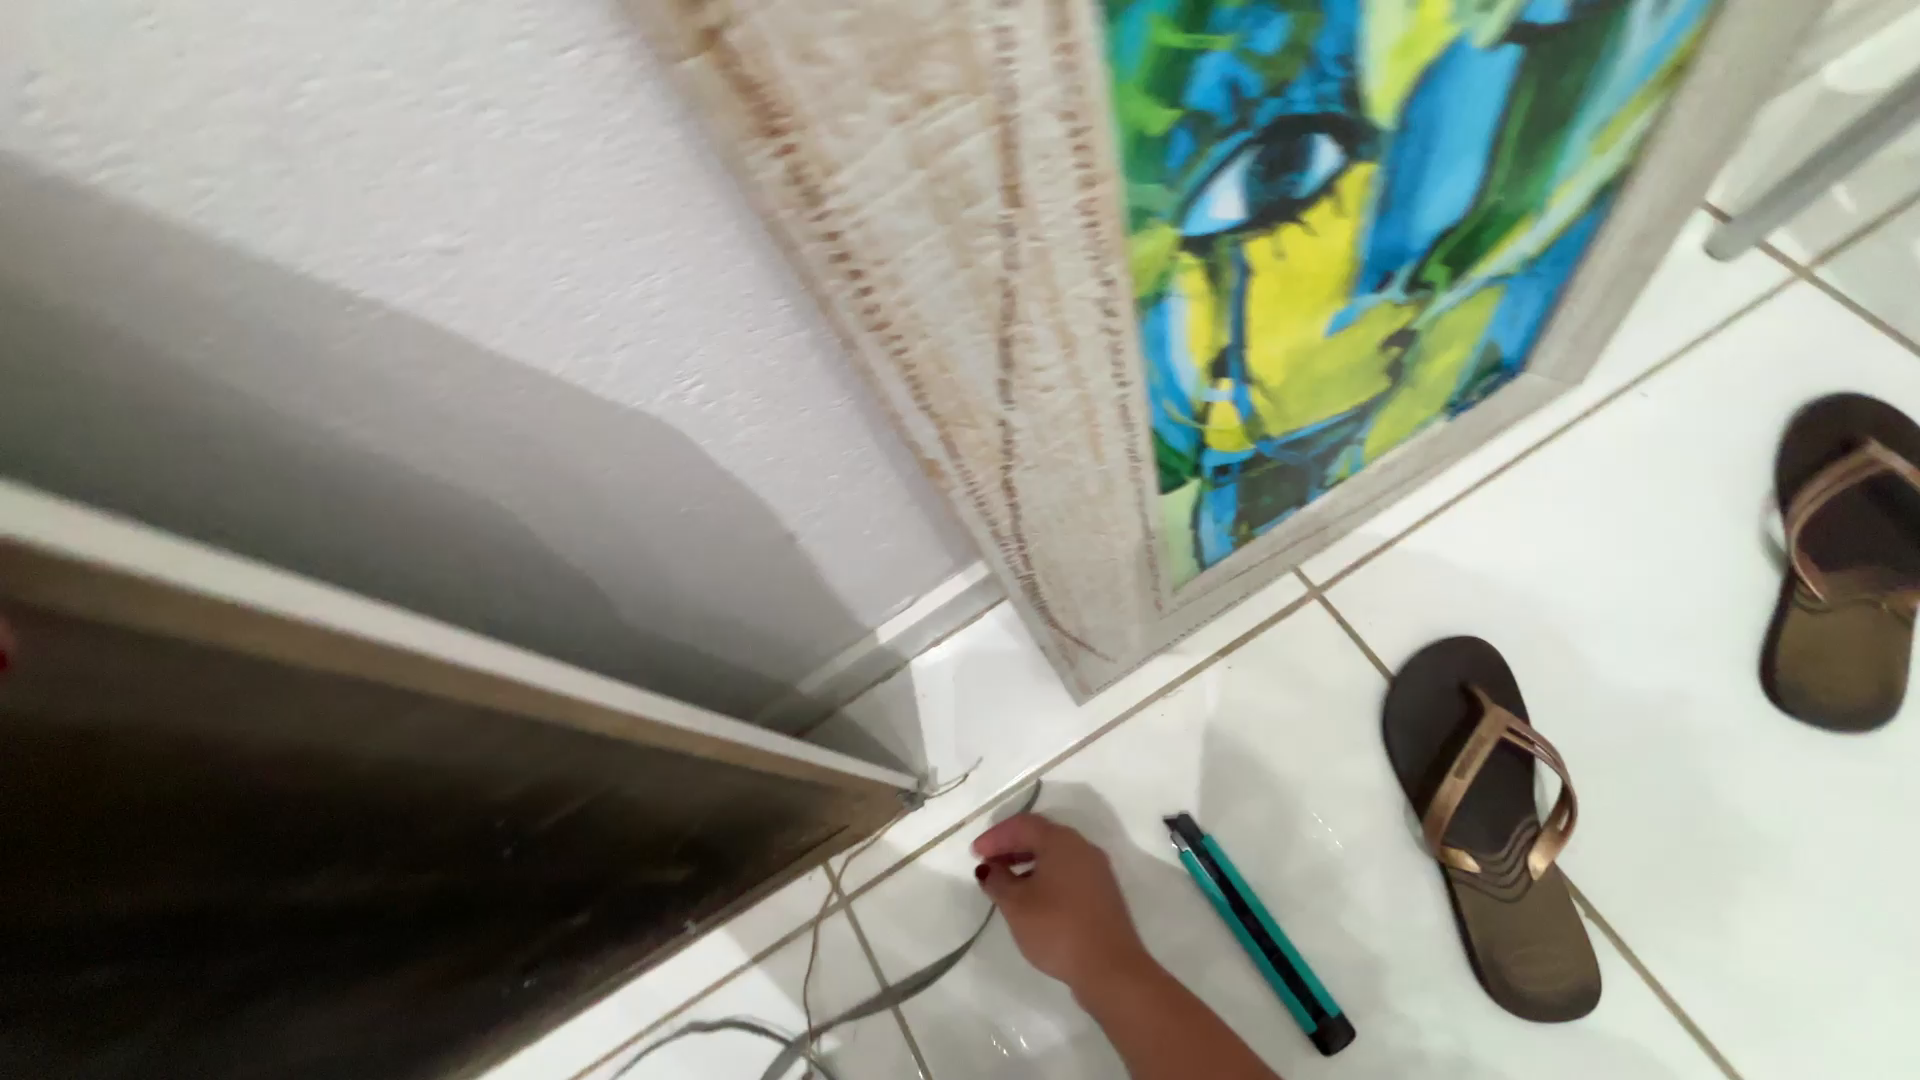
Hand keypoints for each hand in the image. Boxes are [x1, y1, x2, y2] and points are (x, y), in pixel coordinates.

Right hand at [972, 813, 1157, 994]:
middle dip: (1010, 847)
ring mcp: (1096, 870)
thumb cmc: (1057, 929)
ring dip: (1027, 862)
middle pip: (1040, 836)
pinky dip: (1045, 876)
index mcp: (1061, 841)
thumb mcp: (1017, 905)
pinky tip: (1033, 899)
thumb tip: (989, 869)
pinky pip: (1068, 872)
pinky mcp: (1103, 893)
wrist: (1111, 968)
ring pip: (1055, 855)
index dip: (995, 836)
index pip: (1022, 825)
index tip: (974, 854)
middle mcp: (1082, 847)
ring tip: (1006, 884)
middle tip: (987, 865)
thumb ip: (998, 881)